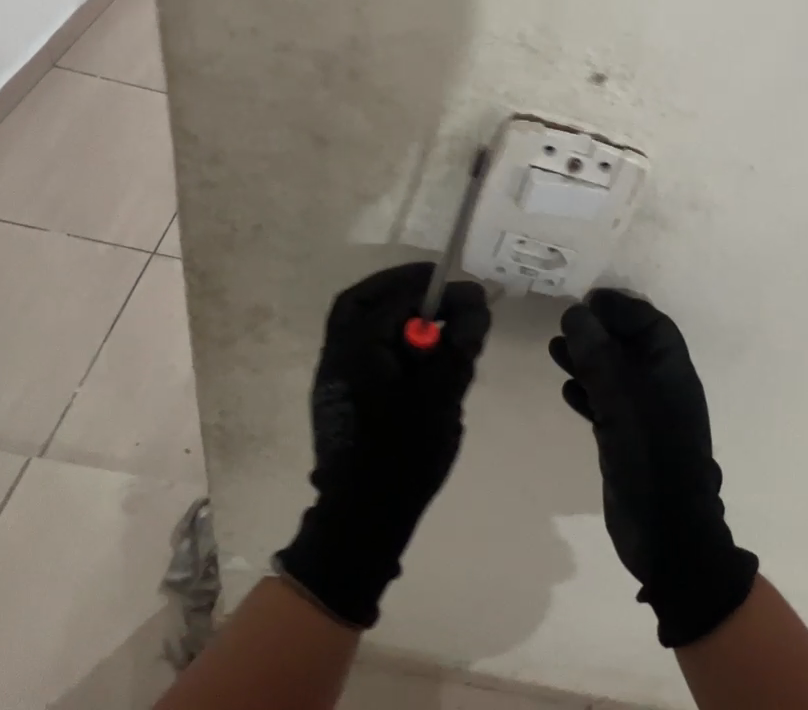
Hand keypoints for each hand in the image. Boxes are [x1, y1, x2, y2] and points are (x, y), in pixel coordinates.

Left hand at [275, 263, 490, 627]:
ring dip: (394, 313)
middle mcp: (337, 356)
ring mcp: (334, 378)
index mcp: (356, 350)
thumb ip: (458, 346)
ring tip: (436, 324)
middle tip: (437, 290)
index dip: (429, 286)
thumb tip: (473, 304)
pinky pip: (363, 352)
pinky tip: (421, 359)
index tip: (461, 287)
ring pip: (359, 326)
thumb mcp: (442, 397)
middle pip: (361, 302)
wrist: (361, 521)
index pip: (393, 297)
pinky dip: (390, 341)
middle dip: (399, 288)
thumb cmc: (402, 456)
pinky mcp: (341, 397)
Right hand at [551, 290, 757, 647]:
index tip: (588, 299)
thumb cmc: (651, 456)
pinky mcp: (628, 442)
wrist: (668, 533)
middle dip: (599, 332)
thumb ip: (598, 355)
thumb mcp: (622, 399)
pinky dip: (587, 392)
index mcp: (672, 373)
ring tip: (554, 349)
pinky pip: (606, 405)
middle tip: (565, 321)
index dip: (621, 308)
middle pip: (630, 347)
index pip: (650, 325)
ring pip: (614, 376)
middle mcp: (661, 390)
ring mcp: (645, 418)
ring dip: (587, 360)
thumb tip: (576, 313)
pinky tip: (566, 389)